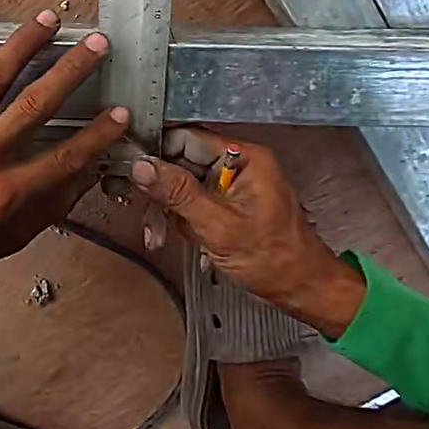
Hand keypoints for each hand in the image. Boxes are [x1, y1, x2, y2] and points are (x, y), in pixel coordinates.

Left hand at [0, 6, 129, 384]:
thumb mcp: (13, 238)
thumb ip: (52, 204)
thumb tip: (87, 173)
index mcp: (9, 191)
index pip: (68, 154)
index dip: (100, 133)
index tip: (120, 113)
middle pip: (38, 103)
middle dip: (73, 70)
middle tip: (97, 45)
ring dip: (24, 45)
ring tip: (48, 20)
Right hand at [131, 128, 365, 336]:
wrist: (301, 289)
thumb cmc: (270, 258)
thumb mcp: (218, 225)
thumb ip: (178, 193)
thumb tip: (140, 165)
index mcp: (243, 157)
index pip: (186, 138)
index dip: (155, 152)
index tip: (128, 170)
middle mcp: (235, 163)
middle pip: (179, 161)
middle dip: (158, 190)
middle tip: (141, 212)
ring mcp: (228, 184)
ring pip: (179, 184)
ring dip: (164, 210)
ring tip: (157, 237)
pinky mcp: (223, 203)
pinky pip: (188, 201)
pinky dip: (176, 219)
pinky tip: (166, 238)